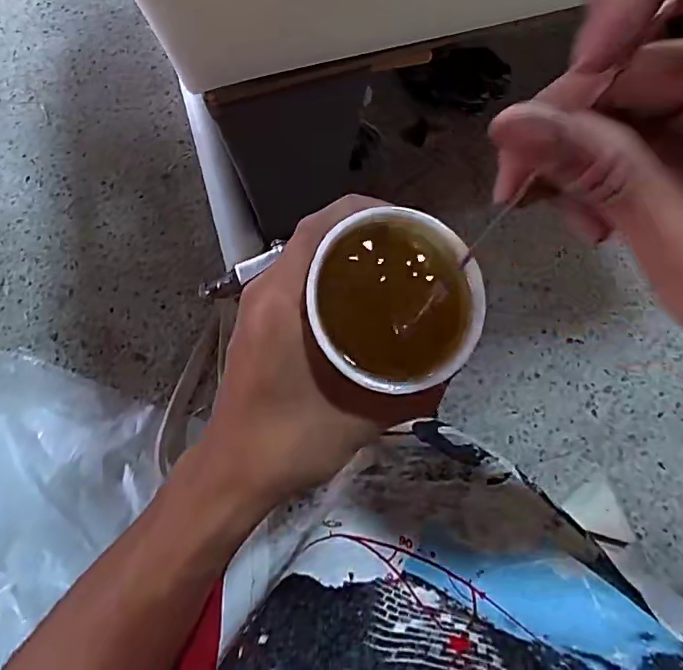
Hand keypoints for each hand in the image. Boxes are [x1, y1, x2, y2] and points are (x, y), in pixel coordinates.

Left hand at [199, 195, 444, 505]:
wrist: (234, 470)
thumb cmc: (289, 440)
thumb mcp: (360, 416)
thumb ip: (409, 391)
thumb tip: (448, 364)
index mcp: (282, 297)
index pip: (318, 226)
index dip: (362, 211)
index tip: (402, 223)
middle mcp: (265, 288)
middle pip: (312, 233)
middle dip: (359, 228)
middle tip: (405, 245)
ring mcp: (257, 302)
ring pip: (303, 253)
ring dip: (341, 248)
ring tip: (387, 263)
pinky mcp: (257, 318)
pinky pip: (295, 275)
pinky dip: (326, 271)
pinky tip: (356, 295)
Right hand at [488, 0, 682, 409]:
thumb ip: (610, 183)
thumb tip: (509, 124)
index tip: (588, 65)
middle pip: (660, 36)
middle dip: (581, 102)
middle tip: (525, 172)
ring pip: (643, 78)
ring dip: (586, 138)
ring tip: (564, 212)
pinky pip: (655, 111)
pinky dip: (612, 153)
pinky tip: (595, 210)